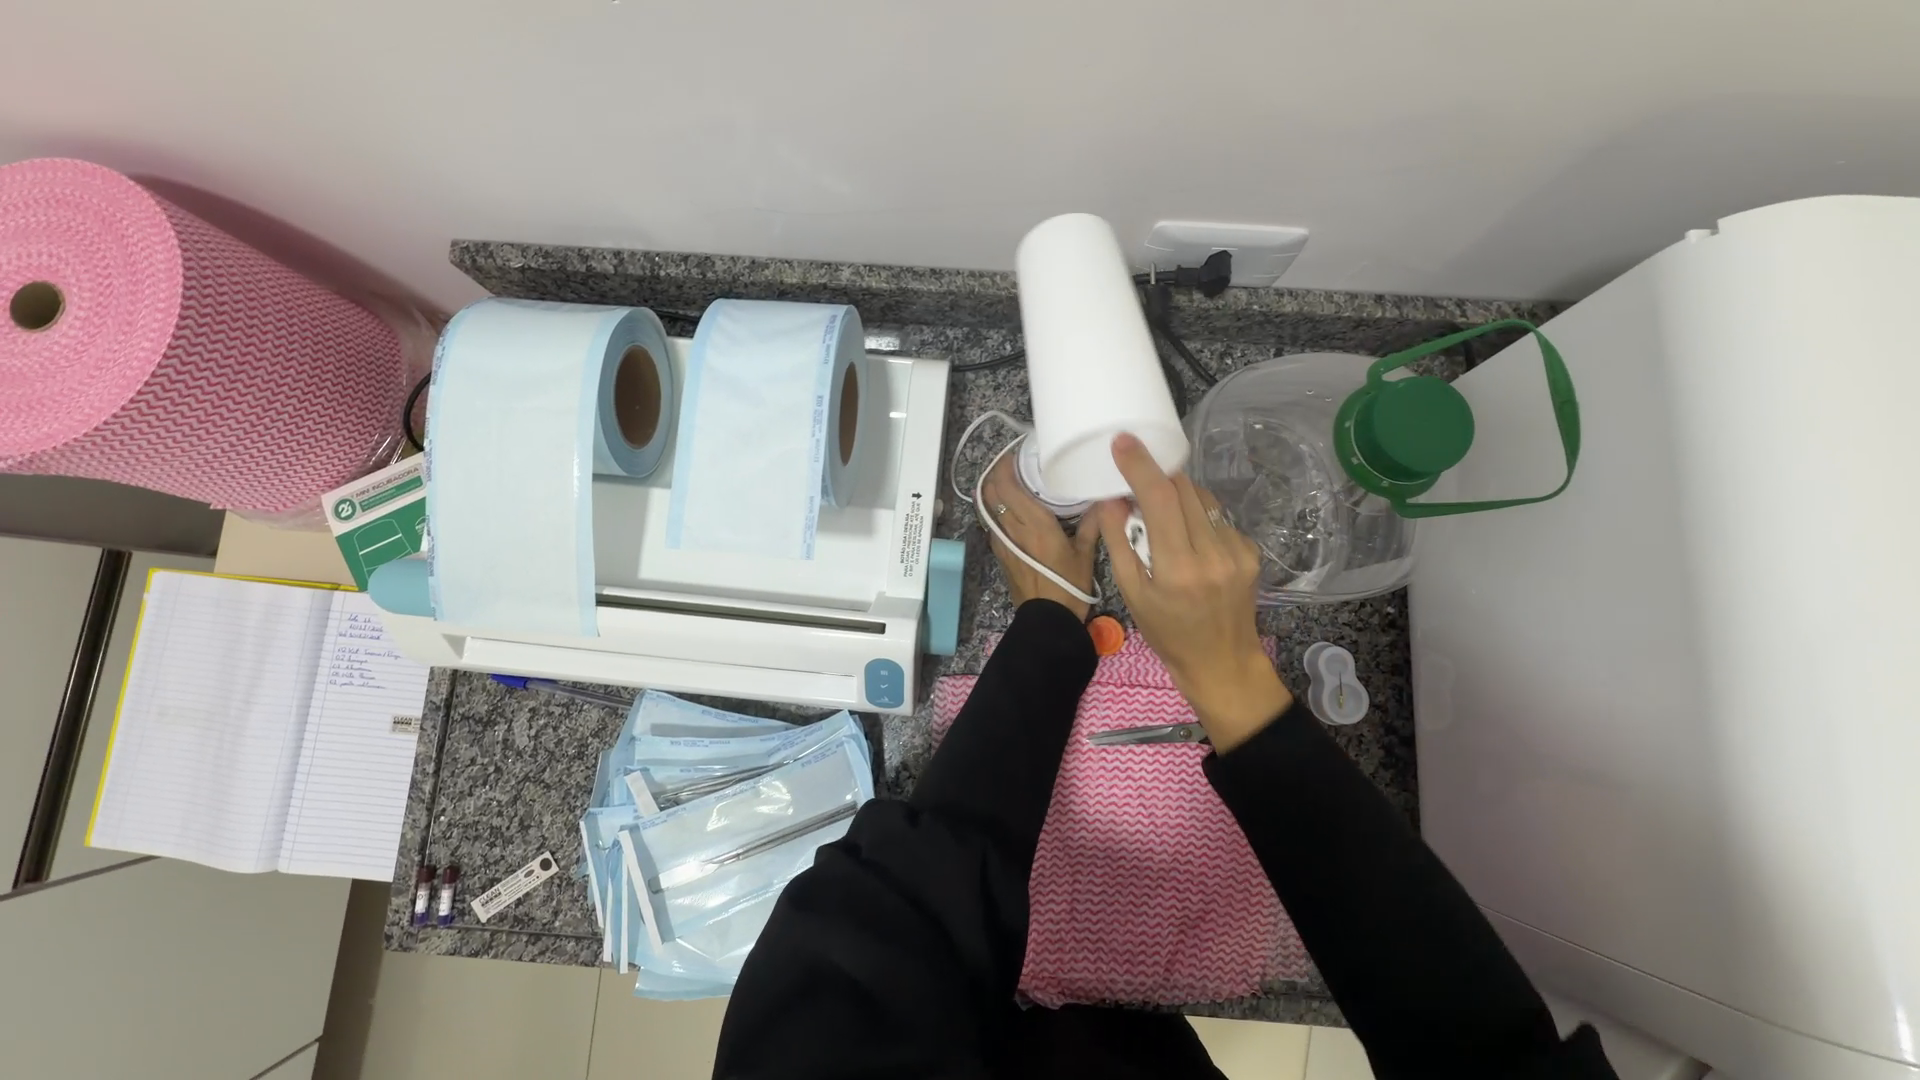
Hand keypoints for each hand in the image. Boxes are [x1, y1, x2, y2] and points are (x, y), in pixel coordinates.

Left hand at [980, 451, 1097, 621]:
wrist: (1048, 620)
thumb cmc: (1069, 586)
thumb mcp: (1086, 554)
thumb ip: (1091, 524)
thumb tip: (1102, 501)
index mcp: (1034, 524)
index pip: (1007, 485)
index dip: (1005, 464)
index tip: (1016, 452)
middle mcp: (1012, 529)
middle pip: (991, 492)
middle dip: (996, 473)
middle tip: (1012, 463)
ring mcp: (1002, 542)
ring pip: (987, 507)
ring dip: (992, 490)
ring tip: (1009, 480)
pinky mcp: (1000, 554)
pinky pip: (992, 523)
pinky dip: (996, 510)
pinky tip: (1011, 509)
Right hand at [1096, 434, 1291, 750]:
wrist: (1221, 663)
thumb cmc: (1167, 633)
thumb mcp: (1132, 594)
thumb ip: (1119, 543)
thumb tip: (1109, 499)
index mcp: (1178, 568)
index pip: (1160, 499)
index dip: (1140, 466)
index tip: (1123, 442)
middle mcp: (1213, 554)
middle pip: (1183, 489)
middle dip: (1157, 477)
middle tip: (1135, 480)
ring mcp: (1237, 551)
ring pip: (1201, 498)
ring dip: (1177, 496)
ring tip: (1161, 518)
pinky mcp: (1250, 551)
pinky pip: (1216, 517)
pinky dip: (1196, 517)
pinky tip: (1188, 541)